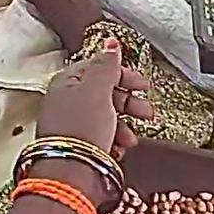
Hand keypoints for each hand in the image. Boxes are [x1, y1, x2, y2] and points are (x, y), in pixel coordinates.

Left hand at [37, 38, 155, 156]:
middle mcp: (68, 102)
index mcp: (68, 82)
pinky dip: (115, 141)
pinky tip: (120, 148)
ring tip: (132, 137)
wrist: (71, 169)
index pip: (99, 69)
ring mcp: (74, 125)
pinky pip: (104, 137)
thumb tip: (111, 44)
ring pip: (107, 118)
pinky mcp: (81, 146)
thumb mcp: (97, 90)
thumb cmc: (81, 128)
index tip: (142, 83)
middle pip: (106, 94)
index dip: (123, 74)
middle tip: (146, 111)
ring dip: (125, 126)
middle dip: (129, 103)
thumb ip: (106, 66)